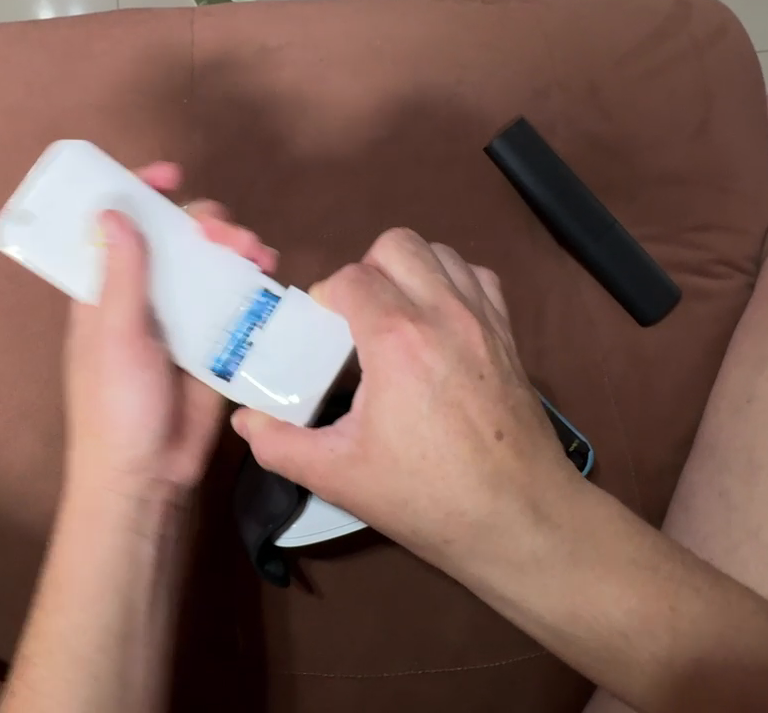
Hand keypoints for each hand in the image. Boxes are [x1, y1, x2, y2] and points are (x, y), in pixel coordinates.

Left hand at [62, 162, 276, 505]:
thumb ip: (119, 276)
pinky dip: (252, 278)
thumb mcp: (113, 337)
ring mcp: (183, 313)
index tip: (170, 174)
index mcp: (108, 288)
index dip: (140, 191)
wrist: (150, 476)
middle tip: (226, 234)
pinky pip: (235, 295)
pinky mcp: (215, 337)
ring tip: (256, 252)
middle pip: (177, 235)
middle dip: (205, 221)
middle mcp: (146, 292)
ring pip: (211, 259)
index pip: (120, 224)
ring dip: (235, 244)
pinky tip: (268, 273)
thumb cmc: (116, 406)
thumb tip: (112, 210)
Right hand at [230, 228, 583, 573]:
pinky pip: (476, 275)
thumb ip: (281, 444)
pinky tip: (438, 320)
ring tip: (395, 314)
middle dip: (366, 271)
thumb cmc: (427, 497)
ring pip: (438, 251)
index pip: (350, 278)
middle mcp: (443, 312)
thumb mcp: (339, 476)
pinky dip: (451, 282)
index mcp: (397, 339)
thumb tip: (244, 421)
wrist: (522, 522)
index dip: (327, 298)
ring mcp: (482, 318)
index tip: (323, 335)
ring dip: (408, 270)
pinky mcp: (508, 333)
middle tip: (357, 318)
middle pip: (395, 245)